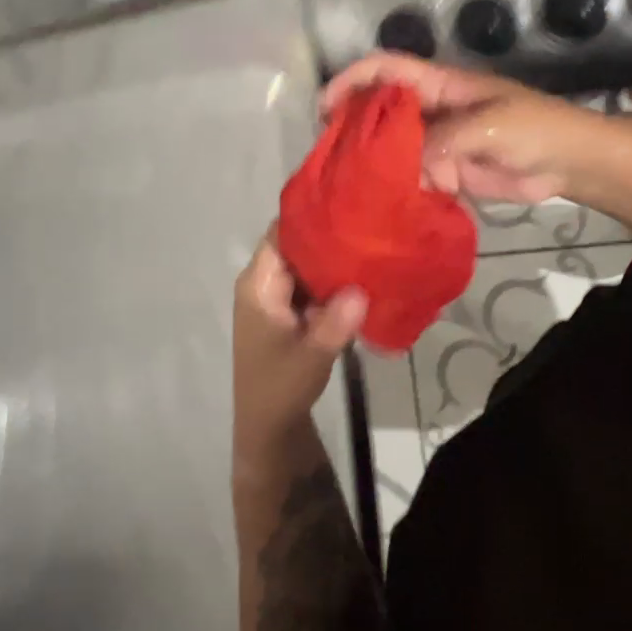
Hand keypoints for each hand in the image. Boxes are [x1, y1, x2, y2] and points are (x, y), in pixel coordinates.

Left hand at [233, 229, 366, 459]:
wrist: (268, 426)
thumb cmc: (280, 389)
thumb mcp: (311, 358)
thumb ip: (335, 324)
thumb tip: (362, 290)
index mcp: (258, 284)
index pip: (282, 233)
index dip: (311, 216)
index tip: (348, 204)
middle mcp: (263, 282)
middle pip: (296, 244)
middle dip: (329, 235)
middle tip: (371, 224)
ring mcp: (276, 296)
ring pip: (306, 264)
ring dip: (334, 258)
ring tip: (373, 242)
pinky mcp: (289, 311)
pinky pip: (311, 284)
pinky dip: (333, 279)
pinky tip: (364, 274)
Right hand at [321, 51, 602, 203]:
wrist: (570, 162)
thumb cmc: (534, 127)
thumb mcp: (489, 126)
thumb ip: (444, 141)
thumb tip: (405, 166)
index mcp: (438, 85)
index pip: (386, 70)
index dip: (353, 79)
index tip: (325, 105)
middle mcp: (430, 110)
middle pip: (379, 110)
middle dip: (352, 126)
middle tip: (327, 155)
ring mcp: (437, 142)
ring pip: (392, 147)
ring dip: (370, 162)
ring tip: (345, 186)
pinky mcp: (446, 172)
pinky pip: (412, 177)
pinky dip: (395, 188)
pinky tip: (377, 205)